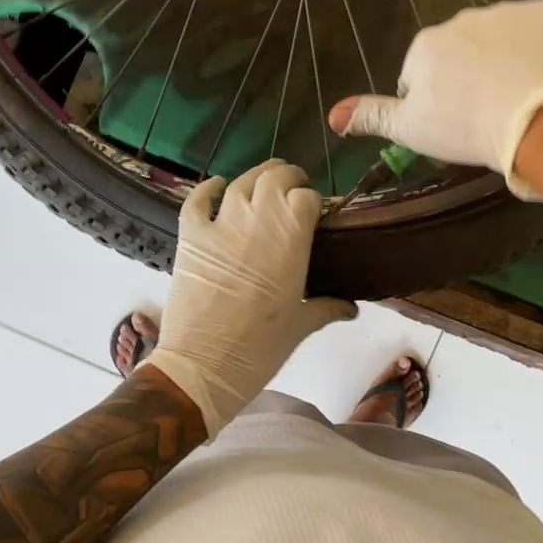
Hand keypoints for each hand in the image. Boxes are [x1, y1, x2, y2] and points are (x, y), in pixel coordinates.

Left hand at [145, 161, 356, 433]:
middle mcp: (257, 221)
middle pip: (275, 177)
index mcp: (291, 240)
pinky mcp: (190, 236)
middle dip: (288, 179)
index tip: (315, 212)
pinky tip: (218, 187)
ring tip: (264, 186)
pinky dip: (209, 189)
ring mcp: (220, 225)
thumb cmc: (260, 348)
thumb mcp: (300, 326)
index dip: (312, 200)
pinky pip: (198, 199)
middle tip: (293, 192)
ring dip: (256, 178)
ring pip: (241, 182)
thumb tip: (352, 307)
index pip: (307, 198)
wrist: (205, 364)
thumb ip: (327, 308)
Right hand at [328, 0, 542, 200]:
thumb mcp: (410, 130)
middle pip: (457, 52)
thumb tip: (332, 114)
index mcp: (424, 46)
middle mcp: (459, 19)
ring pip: (494, 40)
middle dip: (465, 77)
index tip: (450, 124)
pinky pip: (531, 31)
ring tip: (512, 99)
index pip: (419, 74)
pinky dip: (533, 50)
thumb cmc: (464, 128)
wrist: (537, 119)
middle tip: (481, 114)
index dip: (433, 103)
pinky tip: (538, 78)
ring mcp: (504, 11)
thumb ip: (371, 116)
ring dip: (498, 62)